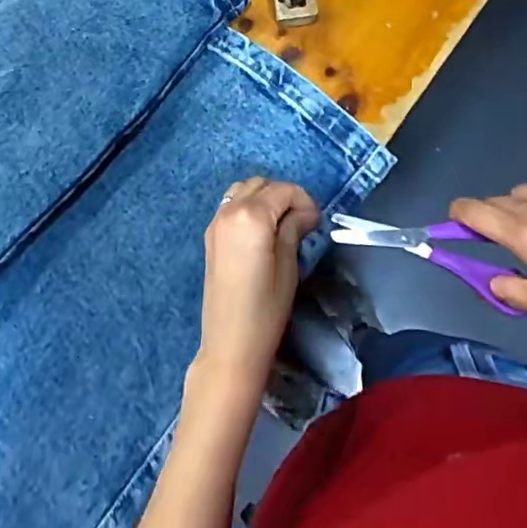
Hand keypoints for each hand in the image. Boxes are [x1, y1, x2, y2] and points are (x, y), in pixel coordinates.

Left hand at [195, 177, 319, 387]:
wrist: (230, 343)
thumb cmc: (266, 308)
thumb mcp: (288, 266)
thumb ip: (293, 229)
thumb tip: (304, 212)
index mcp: (251, 215)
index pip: (283, 190)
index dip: (304, 200)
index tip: (316, 222)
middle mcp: (229, 210)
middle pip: (261, 184)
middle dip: (284, 196)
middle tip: (303, 222)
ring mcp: (216, 221)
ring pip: (243, 190)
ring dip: (265, 198)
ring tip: (282, 224)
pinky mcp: (210, 235)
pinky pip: (231, 205)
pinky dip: (248, 206)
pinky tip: (261, 231)